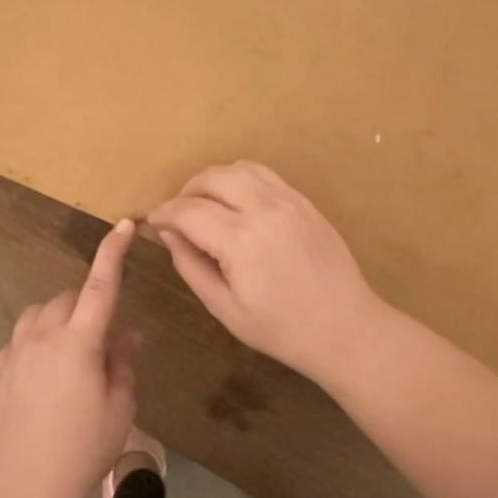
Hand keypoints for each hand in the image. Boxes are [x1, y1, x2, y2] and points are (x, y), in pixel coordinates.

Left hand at [0, 219, 139, 497]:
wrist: (29, 487)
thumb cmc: (86, 448)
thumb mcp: (120, 406)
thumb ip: (123, 361)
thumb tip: (125, 333)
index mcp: (78, 342)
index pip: (100, 286)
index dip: (113, 252)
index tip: (124, 225)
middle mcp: (42, 337)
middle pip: (68, 298)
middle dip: (89, 305)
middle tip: (106, 341)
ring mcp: (15, 352)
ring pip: (40, 313)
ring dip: (60, 317)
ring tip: (75, 351)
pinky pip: (22, 337)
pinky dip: (39, 338)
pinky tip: (47, 371)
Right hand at [148, 161, 386, 381]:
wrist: (344, 327)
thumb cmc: (280, 329)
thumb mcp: (225, 308)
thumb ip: (191, 266)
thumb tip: (168, 233)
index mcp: (240, 241)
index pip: (188, 211)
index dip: (164, 214)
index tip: (153, 224)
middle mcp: (264, 209)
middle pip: (212, 178)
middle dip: (186, 192)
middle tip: (177, 216)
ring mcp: (288, 201)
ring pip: (239, 169)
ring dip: (214, 181)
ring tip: (206, 206)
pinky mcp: (304, 202)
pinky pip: (265, 175)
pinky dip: (242, 181)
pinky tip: (237, 205)